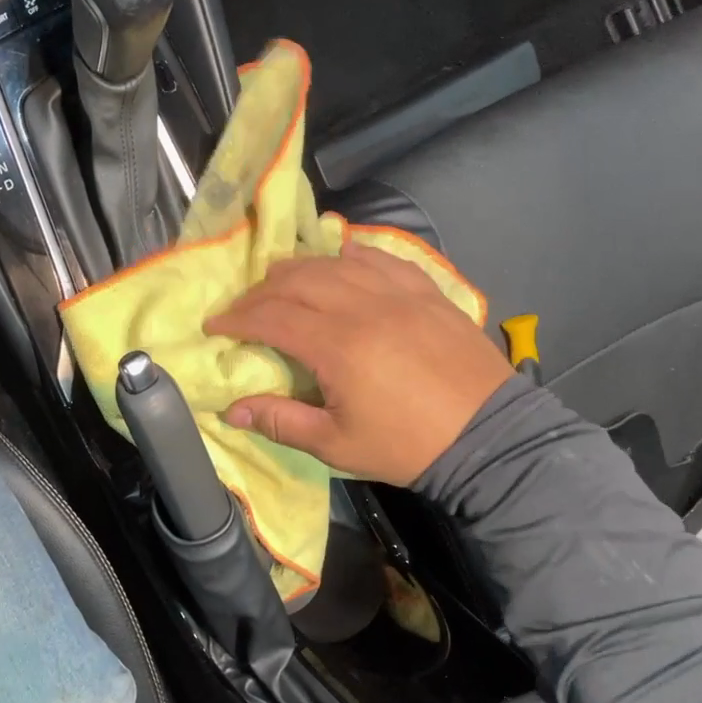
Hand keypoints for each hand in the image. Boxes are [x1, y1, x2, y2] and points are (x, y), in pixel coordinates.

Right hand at [206, 242, 511, 485]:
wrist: (487, 438)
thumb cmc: (404, 446)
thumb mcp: (334, 444)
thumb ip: (280, 421)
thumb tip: (232, 410)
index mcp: (338, 346)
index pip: (272, 317)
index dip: (237, 319)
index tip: (214, 326)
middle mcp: (366, 308)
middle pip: (299, 281)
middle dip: (261, 291)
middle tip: (242, 308)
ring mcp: (401, 294)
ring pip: (338, 263)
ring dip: (300, 269)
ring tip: (279, 281)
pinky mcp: (428, 293)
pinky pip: (383, 259)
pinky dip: (352, 256)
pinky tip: (340, 259)